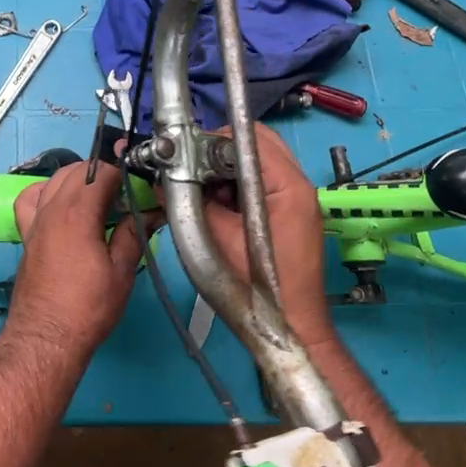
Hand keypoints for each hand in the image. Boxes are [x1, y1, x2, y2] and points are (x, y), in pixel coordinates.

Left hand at [9, 160, 156, 353]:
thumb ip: (134, 234)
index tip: (140, 184)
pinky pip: (30, 199)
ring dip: (77, 178)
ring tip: (98, 196)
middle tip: (125, 192)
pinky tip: (60, 204)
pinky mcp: (26, 235)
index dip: (122, 172)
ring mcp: (35, 221)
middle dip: (102, 172)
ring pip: (53, 180)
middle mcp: (52, 209)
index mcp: (77, 213)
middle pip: (76, 171)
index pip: (100, 173)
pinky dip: (46, 192)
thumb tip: (151, 213)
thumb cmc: (88, 307)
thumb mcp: (121, 272)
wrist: (47, 337)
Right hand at [196, 124, 336, 348]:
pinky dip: (237, 188)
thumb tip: (166, 177)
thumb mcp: (218, 239)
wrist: (292, 330)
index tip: (187, 157)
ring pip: (256, 163)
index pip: (249, 137)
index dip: (213, 140)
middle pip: (256, 144)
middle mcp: (299, 186)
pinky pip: (260, 184)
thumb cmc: (258, 289)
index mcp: (288, 186)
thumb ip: (192, 201)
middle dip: (219, 152)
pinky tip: (219, 209)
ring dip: (226, 171)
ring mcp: (298, 200)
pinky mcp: (291, 214)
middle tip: (194, 171)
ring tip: (204, 193)